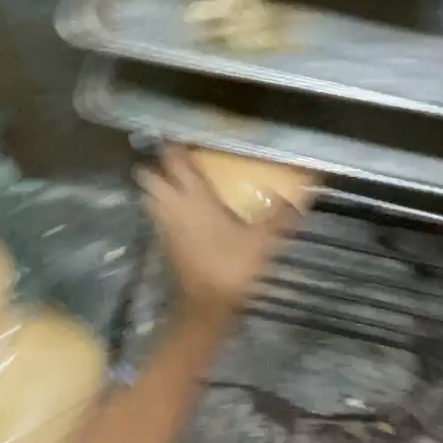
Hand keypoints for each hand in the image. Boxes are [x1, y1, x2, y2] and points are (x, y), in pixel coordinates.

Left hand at [136, 146, 297, 313]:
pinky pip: (156, 216)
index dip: (174, 146)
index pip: (176, 162)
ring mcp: (164, 225)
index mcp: (194, 197)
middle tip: (173, 159)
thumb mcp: (262, 241)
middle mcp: (173, 206)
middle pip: (150, 176)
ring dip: (156, 186)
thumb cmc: (231, 267)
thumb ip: (278, 217)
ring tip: (173, 182)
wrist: (205, 306)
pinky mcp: (163, 243)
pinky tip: (178, 212)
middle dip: (156, 164)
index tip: (180, 135)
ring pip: (149, 196)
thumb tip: (292, 198)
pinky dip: (161, 208)